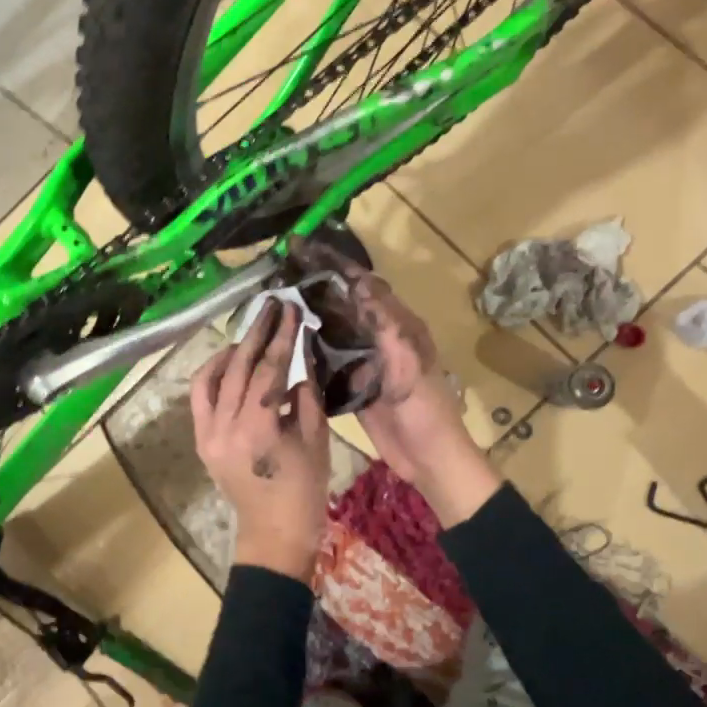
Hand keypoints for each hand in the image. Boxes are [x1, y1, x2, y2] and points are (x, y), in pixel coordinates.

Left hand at [191, 299, 332, 580]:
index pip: (268, 369)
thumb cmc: (304, 489)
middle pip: (239, 367)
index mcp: (258, 429)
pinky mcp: (202, 441)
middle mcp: (225, 427)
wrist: (274, 533)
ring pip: (211, 378)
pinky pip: (201, 398)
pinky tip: (231, 363)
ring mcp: (208, 435)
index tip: (289, 310)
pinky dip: (214, 375)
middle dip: (256, 333)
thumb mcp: (315, 439)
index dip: (280, 337)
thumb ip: (306, 393)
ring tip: (250, 334)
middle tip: (271, 306)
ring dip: (231, 351)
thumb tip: (300, 355)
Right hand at [290, 238, 501, 524]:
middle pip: (345, 300)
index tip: (302, 247)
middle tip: (280, 270)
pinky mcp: (356, 383)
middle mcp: (382, 335)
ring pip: (335, 326)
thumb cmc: (426, 411)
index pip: (363, 283)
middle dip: (316, 282)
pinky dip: (310, 346)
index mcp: (399, 324)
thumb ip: (387, 327)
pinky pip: (330, 357)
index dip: (334, 263)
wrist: (430, 458)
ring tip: (276, 299)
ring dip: (310, 311)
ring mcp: (367, 359)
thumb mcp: (409, 365)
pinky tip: (286, 341)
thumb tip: (361, 285)